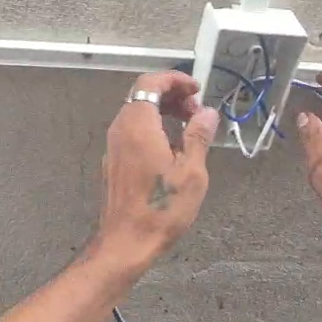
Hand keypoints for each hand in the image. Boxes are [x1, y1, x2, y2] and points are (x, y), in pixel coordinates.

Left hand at [91, 71, 219, 273]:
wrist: (126, 242)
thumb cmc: (161, 208)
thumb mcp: (191, 172)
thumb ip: (198, 136)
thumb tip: (207, 112)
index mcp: (137, 125)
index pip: (150, 82)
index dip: (174, 79)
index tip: (197, 90)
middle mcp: (120, 129)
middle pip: (143, 95)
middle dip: (172, 95)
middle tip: (197, 111)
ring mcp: (113, 145)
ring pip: (137, 113)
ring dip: (163, 112)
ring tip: (190, 128)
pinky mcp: (113, 161)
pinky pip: (133, 131)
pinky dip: (153, 127)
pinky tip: (172, 148)